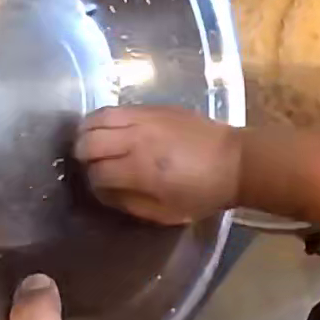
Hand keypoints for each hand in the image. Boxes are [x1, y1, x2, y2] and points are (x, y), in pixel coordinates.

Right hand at [75, 105, 242, 224]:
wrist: (236, 161)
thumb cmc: (204, 193)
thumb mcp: (166, 213)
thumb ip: (129, 203)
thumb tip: (104, 191)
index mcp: (140, 169)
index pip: (95, 172)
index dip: (93, 183)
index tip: (101, 188)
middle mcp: (138, 138)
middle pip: (88, 141)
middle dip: (83, 156)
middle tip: (93, 165)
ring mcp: (146, 118)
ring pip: (97, 117)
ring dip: (89, 133)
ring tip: (96, 144)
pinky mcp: (156, 106)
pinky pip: (118, 108)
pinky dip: (108, 120)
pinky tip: (115, 131)